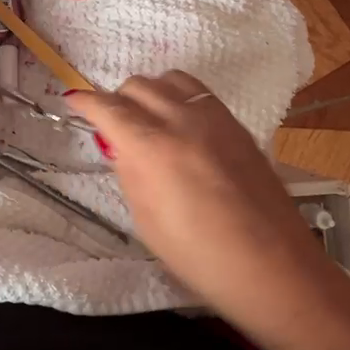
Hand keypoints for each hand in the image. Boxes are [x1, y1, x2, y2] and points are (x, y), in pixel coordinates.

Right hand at [64, 71, 322, 300]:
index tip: (74, 102)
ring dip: (150, 93)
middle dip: (117, 100)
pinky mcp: (238, 126)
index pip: (108, 107)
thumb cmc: (202, 258)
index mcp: (152, 147)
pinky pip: (198, 93)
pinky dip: (178, 97)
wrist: (276, 270)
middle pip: (137, 86)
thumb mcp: (147, 220)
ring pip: (168, 79)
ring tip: (148, 120)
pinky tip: (180, 125)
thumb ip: (130, 172)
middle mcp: (181, 121)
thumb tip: (120, 146)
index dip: (85, 102)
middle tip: (113, 126)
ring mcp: (214, 119)